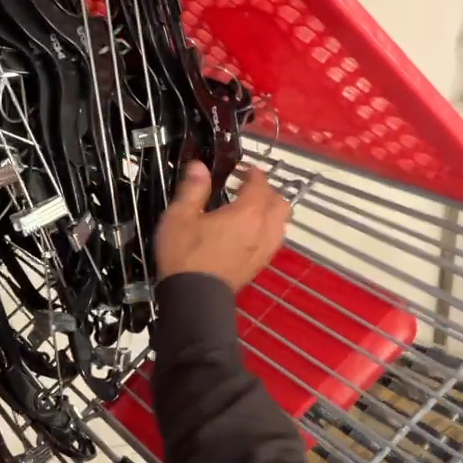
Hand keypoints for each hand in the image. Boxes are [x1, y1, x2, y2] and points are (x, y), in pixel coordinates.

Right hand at [154, 163, 290, 290]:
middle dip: (267, 191)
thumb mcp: (180, 216)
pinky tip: (250, 232)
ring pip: (282, 223)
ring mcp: (265, 249)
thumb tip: (199, 165)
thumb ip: (193, 189)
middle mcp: (264, 229)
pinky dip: (268, 228)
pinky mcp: (260, 265)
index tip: (244, 169)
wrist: (193, 296)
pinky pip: (274, 239)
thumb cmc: (185, 253)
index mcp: (247, 213)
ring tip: (252, 209)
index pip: (260, 185)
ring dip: (271, 211)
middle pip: (279, 203)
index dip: (254, 174)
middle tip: (248, 188)